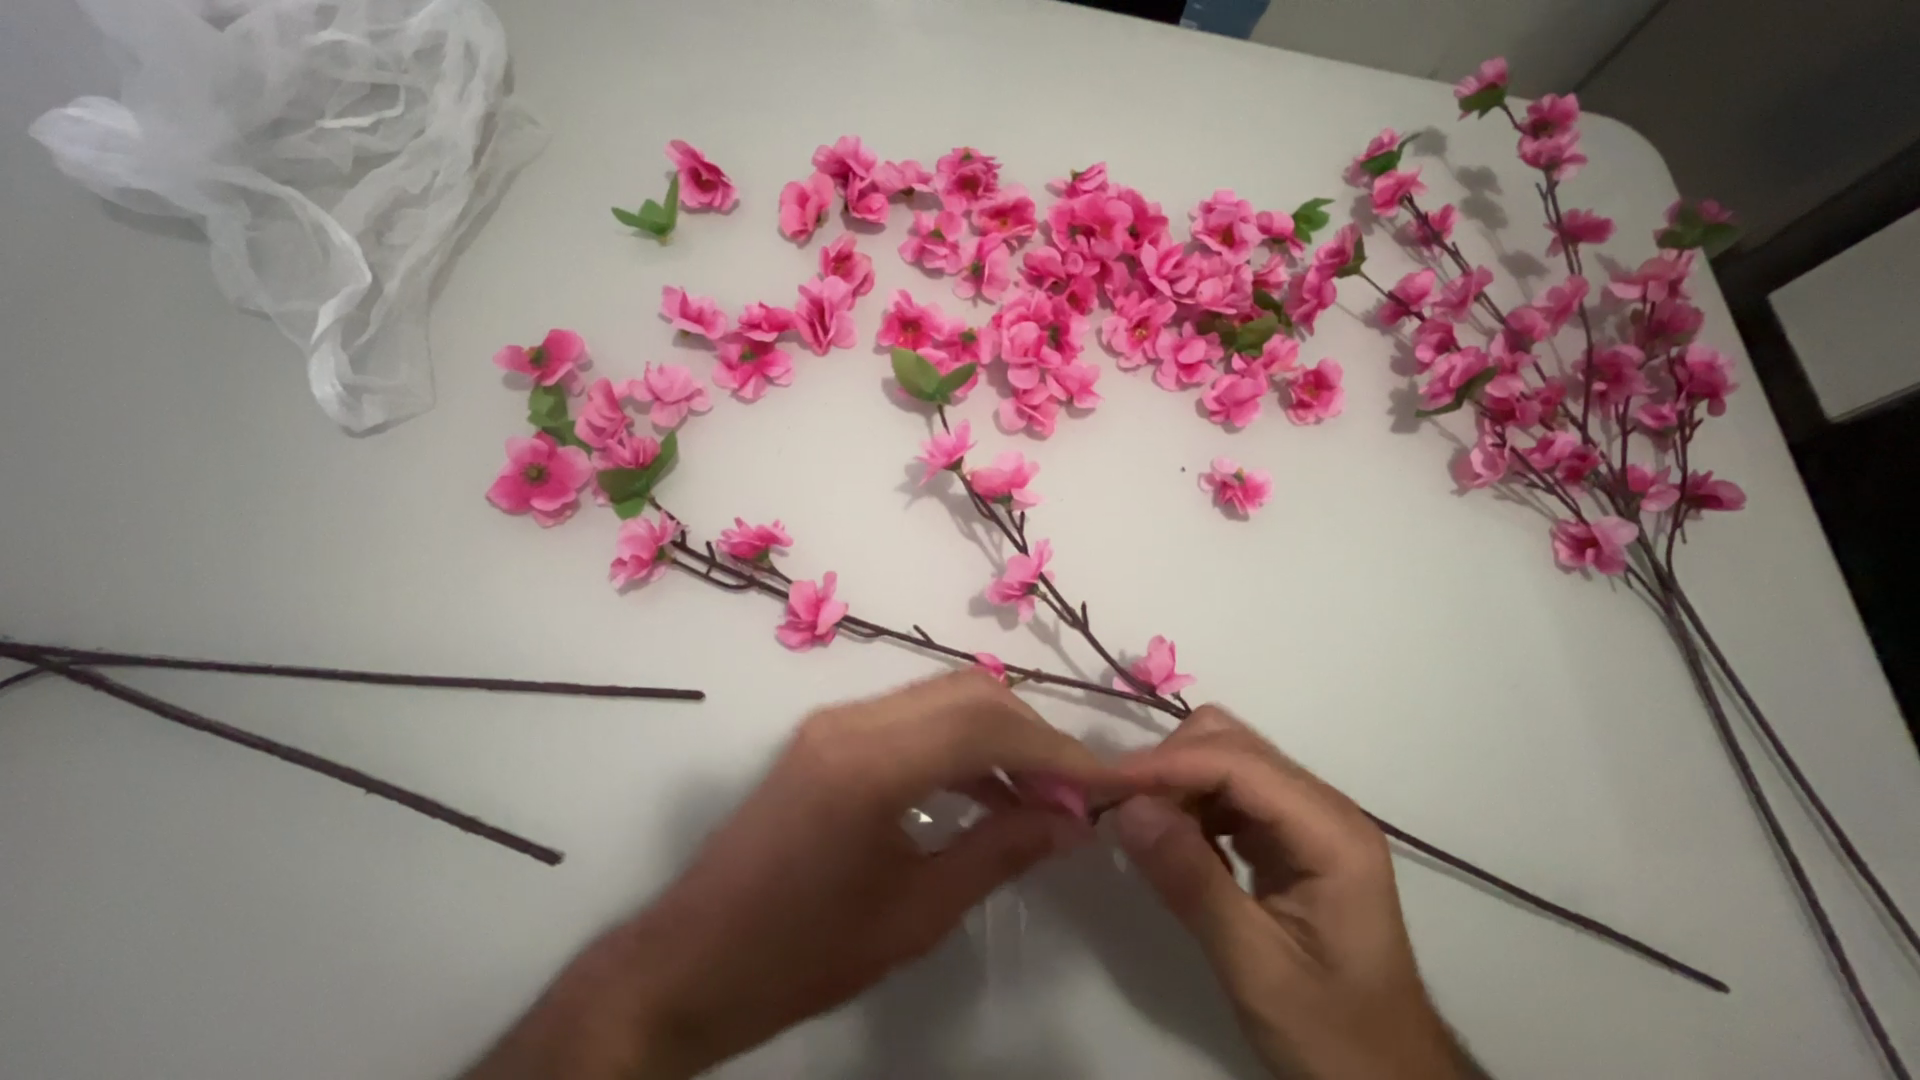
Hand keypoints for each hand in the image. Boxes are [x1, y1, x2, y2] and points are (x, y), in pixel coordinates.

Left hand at [464, 671, 1096, 1079]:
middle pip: (970, 694)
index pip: (988, 727)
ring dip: (1000, 736)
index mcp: (870, 763)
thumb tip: (1076, 822)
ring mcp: (834, 723)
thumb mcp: (917, 913)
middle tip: (1077, 794)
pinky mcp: (828, 737)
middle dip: (1034, 736)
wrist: (694, 962)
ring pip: (943, 698)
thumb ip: (1001, 852)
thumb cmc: (804, 953)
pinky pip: (913, 719)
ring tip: (1044, 797)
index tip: (1110, 786)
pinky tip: (989, 793)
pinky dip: (961, 744)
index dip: (1059, 754)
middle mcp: (852, 721)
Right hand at [1108, 706, 1479, 1079]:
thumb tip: (1128, 809)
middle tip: (1115, 807)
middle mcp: (1323, 810)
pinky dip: (1190, 805)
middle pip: (1234, 745)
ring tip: (1135, 824)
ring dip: (1176, 782)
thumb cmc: (1332, 1032)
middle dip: (1169, 764)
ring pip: (1228, 761)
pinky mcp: (1288, 840)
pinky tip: (1170, 842)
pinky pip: (1229, 796)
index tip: (1101, 784)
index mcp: (1331, 834)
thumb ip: (1193, 883)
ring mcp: (1307, 822)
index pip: (1240, 765)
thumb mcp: (1256, 968)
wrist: (1387, 1077)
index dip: (1167, 765)